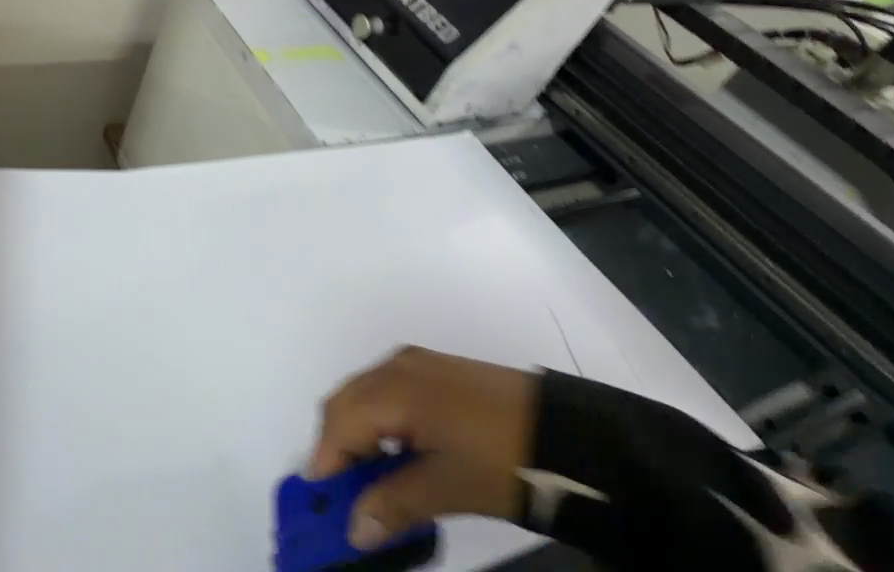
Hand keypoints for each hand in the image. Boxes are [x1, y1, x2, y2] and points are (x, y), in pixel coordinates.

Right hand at [309, 346, 536, 548]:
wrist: (572, 432)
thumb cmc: (502, 458)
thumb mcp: (448, 489)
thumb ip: (394, 504)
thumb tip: (356, 529)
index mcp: (394, 388)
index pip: (339, 423)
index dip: (326, 463)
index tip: (321, 505)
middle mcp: (397, 367)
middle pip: (345, 405)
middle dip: (337, 449)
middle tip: (346, 497)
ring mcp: (418, 365)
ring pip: (365, 397)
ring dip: (358, 435)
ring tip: (373, 483)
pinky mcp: (438, 371)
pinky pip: (388, 392)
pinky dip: (380, 422)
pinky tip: (398, 455)